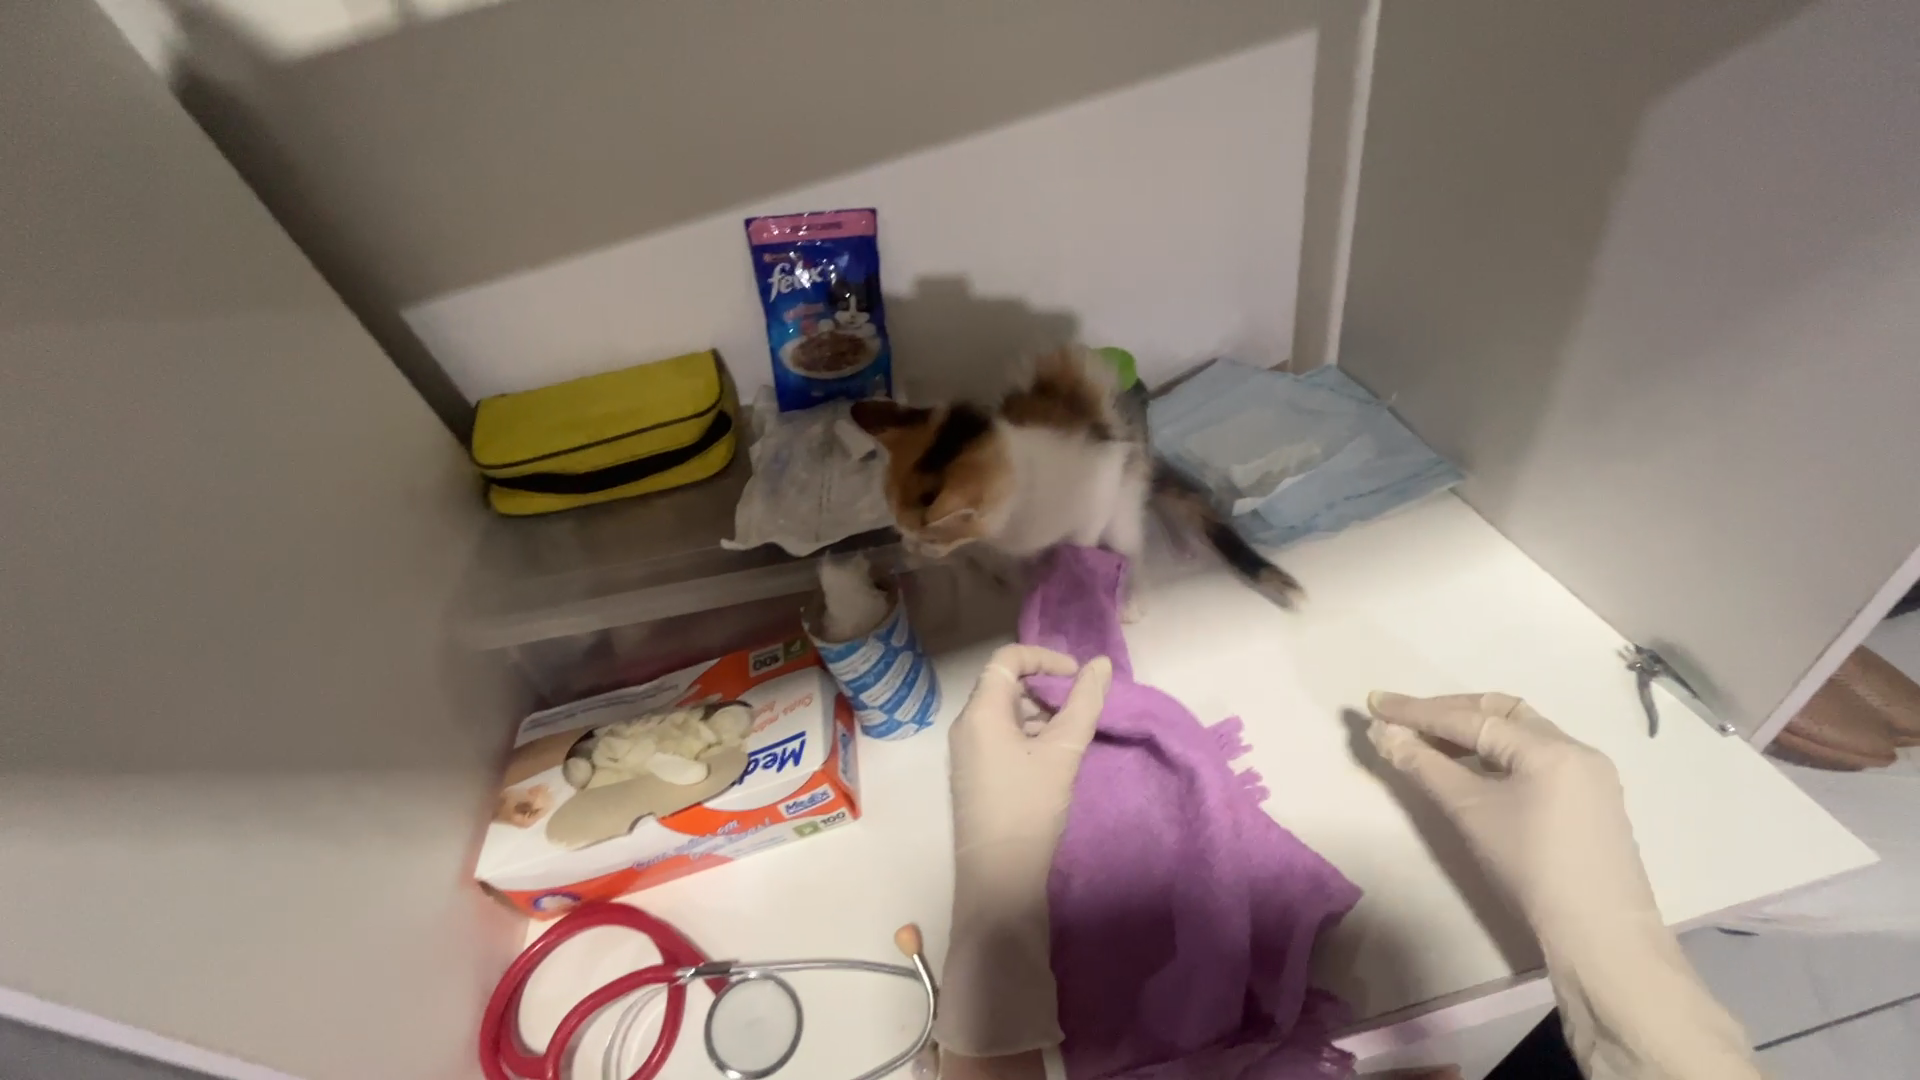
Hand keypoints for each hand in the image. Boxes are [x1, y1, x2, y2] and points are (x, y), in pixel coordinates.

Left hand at [938, 646, 1112, 1059]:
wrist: (998, 879)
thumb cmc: (1029, 807)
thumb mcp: (1063, 751)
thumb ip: (1085, 703)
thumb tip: (1102, 665)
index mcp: (980, 711)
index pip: (1008, 658)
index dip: (1045, 657)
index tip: (1077, 675)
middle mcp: (966, 725)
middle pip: (1005, 684)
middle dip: (1045, 687)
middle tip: (1079, 707)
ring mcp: (966, 752)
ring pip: (1004, 712)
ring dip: (1039, 713)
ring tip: (1072, 735)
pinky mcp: (973, 774)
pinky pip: (1000, 736)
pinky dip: (1028, 734)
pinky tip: (1054, 758)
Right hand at [1367, 692, 1760, 1079]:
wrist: (1600, 937)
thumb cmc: (1530, 865)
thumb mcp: (1467, 810)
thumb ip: (1420, 763)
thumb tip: (1379, 731)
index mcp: (1550, 748)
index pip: (1469, 718)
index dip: (1416, 710)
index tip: (1373, 703)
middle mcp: (1575, 749)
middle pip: (1499, 713)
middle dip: (1446, 711)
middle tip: (1403, 718)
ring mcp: (1588, 775)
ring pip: (1518, 733)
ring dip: (1469, 730)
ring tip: (1428, 740)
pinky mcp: (1588, 798)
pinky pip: (1532, 756)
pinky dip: (1493, 752)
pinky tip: (1467, 766)